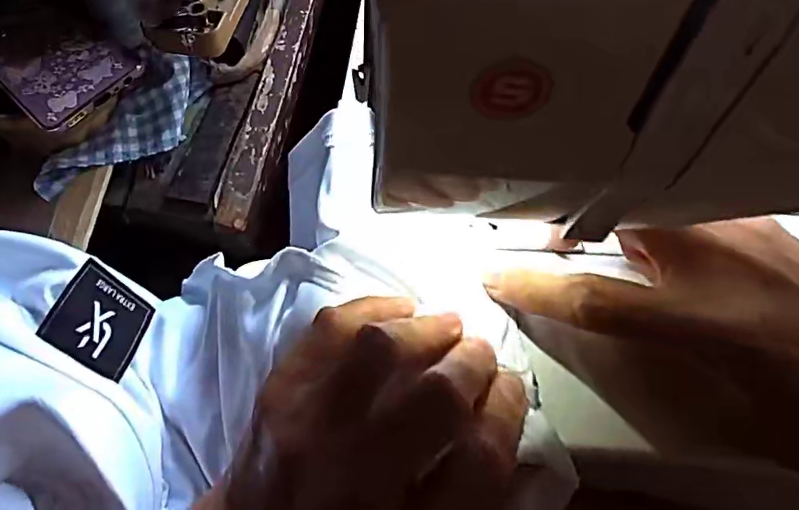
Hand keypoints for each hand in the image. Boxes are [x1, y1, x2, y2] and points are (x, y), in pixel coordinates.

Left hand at [199, 296, 527, 509]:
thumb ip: (478, 498)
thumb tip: (522, 431)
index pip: (481, 459)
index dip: (509, 410)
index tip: (513, 388)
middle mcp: (354, 482)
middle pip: (437, 396)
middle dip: (474, 363)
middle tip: (481, 355)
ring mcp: (305, 433)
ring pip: (385, 350)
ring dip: (429, 328)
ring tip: (447, 327)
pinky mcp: (275, 395)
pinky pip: (331, 328)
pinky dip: (373, 307)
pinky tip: (400, 311)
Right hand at [487, 219, 798, 385]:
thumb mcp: (715, 406)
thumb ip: (643, 350)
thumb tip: (587, 313)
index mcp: (709, 317)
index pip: (597, 295)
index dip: (536, 285)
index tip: (498, 273)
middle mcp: (724, 254)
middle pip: (618, 211)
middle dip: (570, 216)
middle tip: (542, 233)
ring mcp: (745, 224)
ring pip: (651, 195)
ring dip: (611, 207)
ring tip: (588, 227)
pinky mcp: (759, 215)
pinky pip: (686, 196)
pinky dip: (653, 206)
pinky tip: (652, 230)